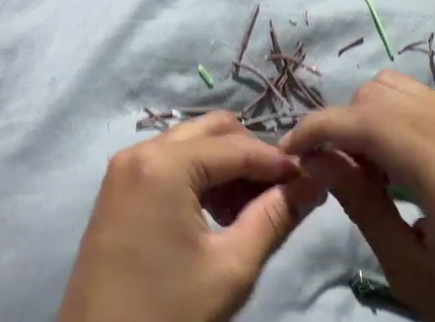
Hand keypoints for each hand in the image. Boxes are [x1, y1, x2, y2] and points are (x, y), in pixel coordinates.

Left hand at [58, 112, 328, 321]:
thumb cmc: (167, 312)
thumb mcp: (231, 268)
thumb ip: (275, 217)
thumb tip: (316, 178)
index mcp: (164, 164)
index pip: (237, 146)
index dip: (279, 162)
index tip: (313, 180)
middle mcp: (140, 150)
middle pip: (212, 131)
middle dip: (251, 157)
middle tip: (280, 196)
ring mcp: (124, 168)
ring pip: (191, 144)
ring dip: (226, 167)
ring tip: (251, 212)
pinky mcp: (118, 188)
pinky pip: (169, 163)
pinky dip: (199, 178)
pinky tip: (219, 215)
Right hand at [282, 71, 434, 321]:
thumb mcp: (409, 271)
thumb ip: (361, 205)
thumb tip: (314, 156)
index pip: (370, 122)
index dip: (320, 127)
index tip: (291, 150)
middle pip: (379, 94)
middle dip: (343, 123)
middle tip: (335, 170)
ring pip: (397, 87)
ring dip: (367, 116)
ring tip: (364, 167)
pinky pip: (420, 100)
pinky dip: (392, 117)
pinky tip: (393, 161)